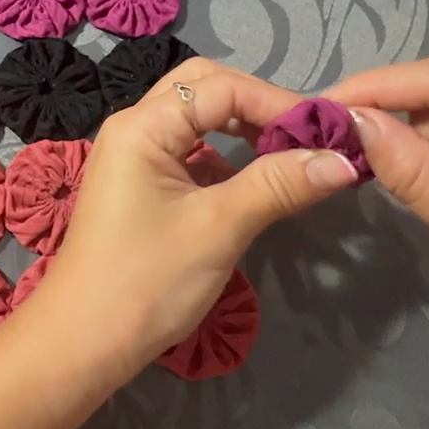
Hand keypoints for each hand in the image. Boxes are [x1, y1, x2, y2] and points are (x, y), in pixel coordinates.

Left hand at [21, 58, 360, 368]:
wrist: (84, 340)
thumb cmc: (146, 280)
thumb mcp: (218, 228)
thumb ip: (278, 185)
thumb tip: (344, 159)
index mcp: (141, 125)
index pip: (219, 88)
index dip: (276, 102)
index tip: (329, 131)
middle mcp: (133, 128)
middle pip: (203, 90)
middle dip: (256, 106)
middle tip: (306, 137)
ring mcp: (133, 156)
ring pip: (195, 120)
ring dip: (241, 129)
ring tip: (291, 155)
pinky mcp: (140, 184)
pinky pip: (188, 151)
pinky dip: (225, 157)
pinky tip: (256, 180)